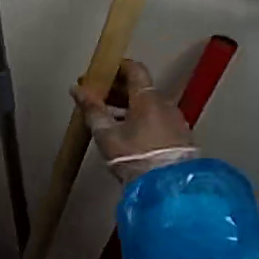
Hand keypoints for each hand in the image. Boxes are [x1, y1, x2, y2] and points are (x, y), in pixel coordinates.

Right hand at [71, 59, 198, 181]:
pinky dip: (142, 118)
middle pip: (141, 87)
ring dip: (129, 106)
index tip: (100, 73)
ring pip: (149, 104)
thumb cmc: (136, 158)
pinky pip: (158, 118)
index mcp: (148, 98)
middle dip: (118, 89)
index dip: (117, 67)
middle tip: (97, 97)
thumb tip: (77, 89)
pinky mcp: (181, 138)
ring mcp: (176, 121)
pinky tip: (128, 134)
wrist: (171, 191)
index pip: (135, 69)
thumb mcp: (107, 135)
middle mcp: (165, 104)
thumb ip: (92, 110)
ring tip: (108, 118)